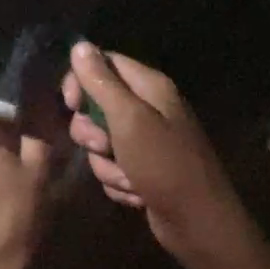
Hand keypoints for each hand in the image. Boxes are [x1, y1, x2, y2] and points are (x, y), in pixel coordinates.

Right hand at [63, 43, 245, 260]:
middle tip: (105, 147)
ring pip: (101, 141)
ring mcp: (146, 141)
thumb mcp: (128, 119)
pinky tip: (135, 193)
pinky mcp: (143, 169)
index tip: (71, 105)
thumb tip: (80, 45)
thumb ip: (101, 82)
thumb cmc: (164, 164)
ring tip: (128, 178)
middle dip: (92, 132)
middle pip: (97, 105)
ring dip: (106, 163)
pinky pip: (112, 166)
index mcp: (150, 87)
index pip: (103, 64)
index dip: (81, 81)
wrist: (198, 224)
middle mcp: (148, 108)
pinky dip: (117, 181)